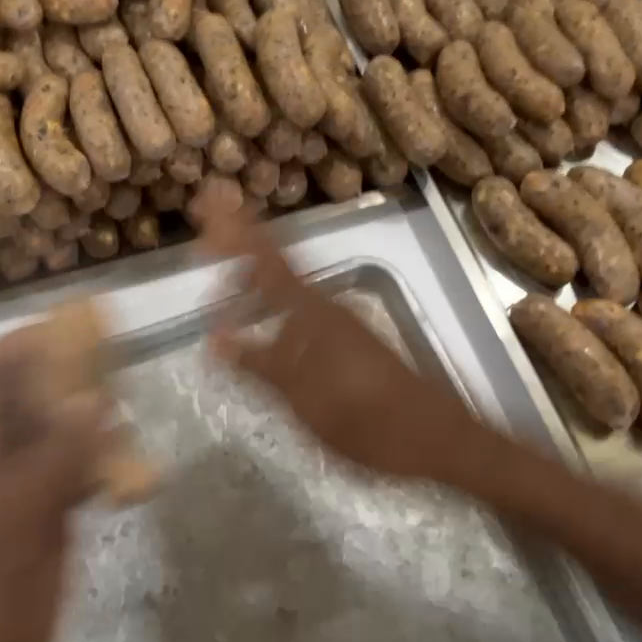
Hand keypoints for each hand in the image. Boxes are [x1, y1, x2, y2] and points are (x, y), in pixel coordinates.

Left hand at [0, 328, 102, 641]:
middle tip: (102, 357)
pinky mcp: (41, 513)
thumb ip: (59, 450)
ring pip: (48, 433)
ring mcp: (16, 486)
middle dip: (56, 374)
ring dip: (80, 416)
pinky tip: (125, 457)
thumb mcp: (23, 507)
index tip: (58, 330)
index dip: (12, 345)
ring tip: (120, 397)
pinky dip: (94, 458)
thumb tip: (92, 398)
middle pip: (18, 399)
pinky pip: (68, 471)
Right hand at [195, 187, 486, 482]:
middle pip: (276, 265)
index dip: (236, 231)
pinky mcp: (349, 342)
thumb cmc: (366, 419)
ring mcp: (340, 323)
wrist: (434, 437)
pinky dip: (272, 303)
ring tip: (225, 280)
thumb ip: (258, 365)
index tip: (211, 204)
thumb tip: (212, 337)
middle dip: (240, 246)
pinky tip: (262, 322)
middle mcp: (325, 307)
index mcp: (312, 313)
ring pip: (287, 287)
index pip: (265, 259)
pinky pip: (299, 309)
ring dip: (255, 276)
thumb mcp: (304, 400)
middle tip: (207, 234)